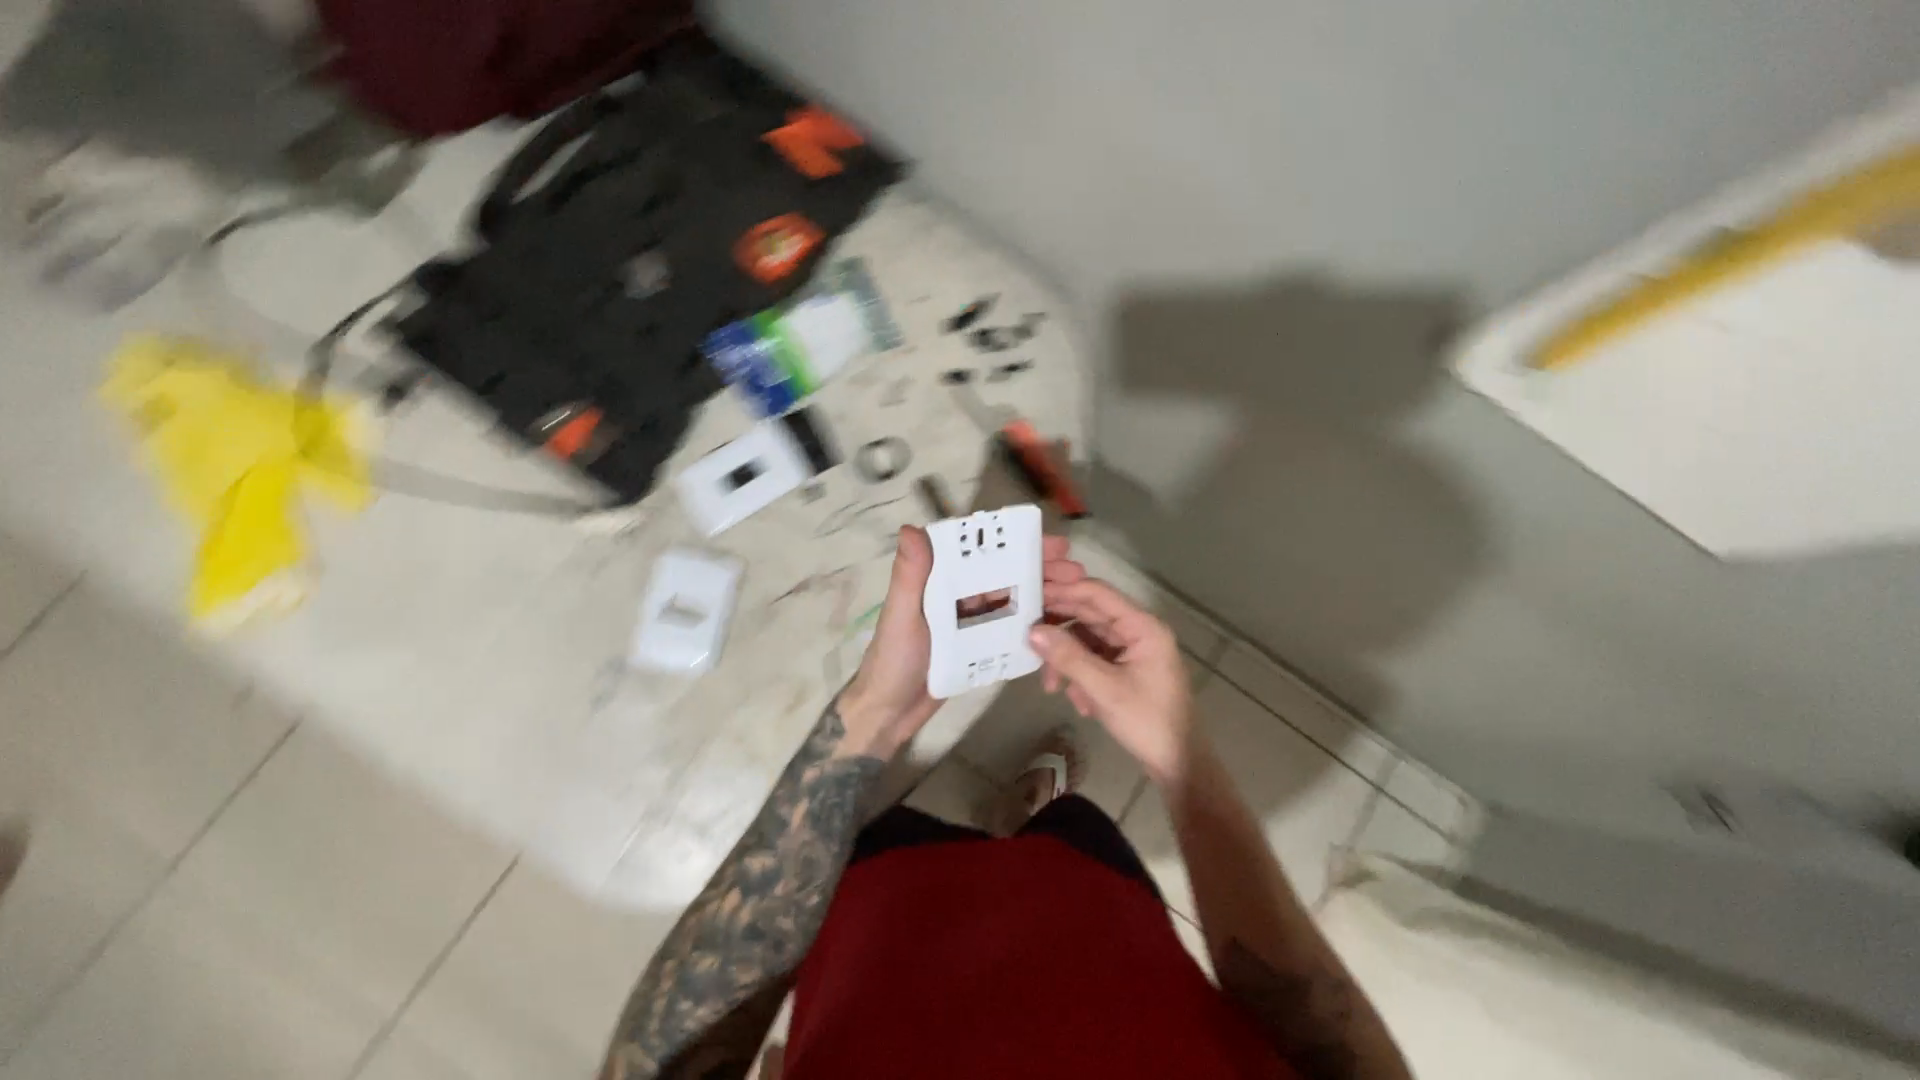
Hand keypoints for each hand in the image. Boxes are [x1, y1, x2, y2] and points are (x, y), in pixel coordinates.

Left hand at [840, 527, 1085, 755]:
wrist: (889, 713)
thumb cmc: (892, 660)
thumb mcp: (901, 615)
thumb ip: (909, 574)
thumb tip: (912, 528)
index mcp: (938, 580)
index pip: (980, 552)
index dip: (1015, 542)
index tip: (1049, 541)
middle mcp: (957, 596)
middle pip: (1004, 574)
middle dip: (1039, 568)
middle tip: (1076, 571)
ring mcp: (970, 623)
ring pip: (1012, 601)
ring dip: (1042, 595)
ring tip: (1076, 596)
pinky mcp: (978, 649)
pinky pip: (1009, 632)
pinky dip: (1032, 627)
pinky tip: (1060, 628)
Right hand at [1029, 579, 1195, 786]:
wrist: (1178, 763)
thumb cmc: (1147, 721)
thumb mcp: (1104, 689)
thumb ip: (1068, 657)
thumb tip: (1033, 631)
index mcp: (1142, 627)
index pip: (1097, 594)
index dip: (1063, 591)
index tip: (1031, 593)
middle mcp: (1138, 632)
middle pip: (1089, 616)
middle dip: (1059, 630)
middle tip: (1024, 633)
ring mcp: (1132, 653)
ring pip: (1088, 642)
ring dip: (1067, 660)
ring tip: (1051, 686)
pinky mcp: (1126, 672)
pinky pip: (1094, 661)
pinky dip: (1080, 676)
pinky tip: (1077, 701)